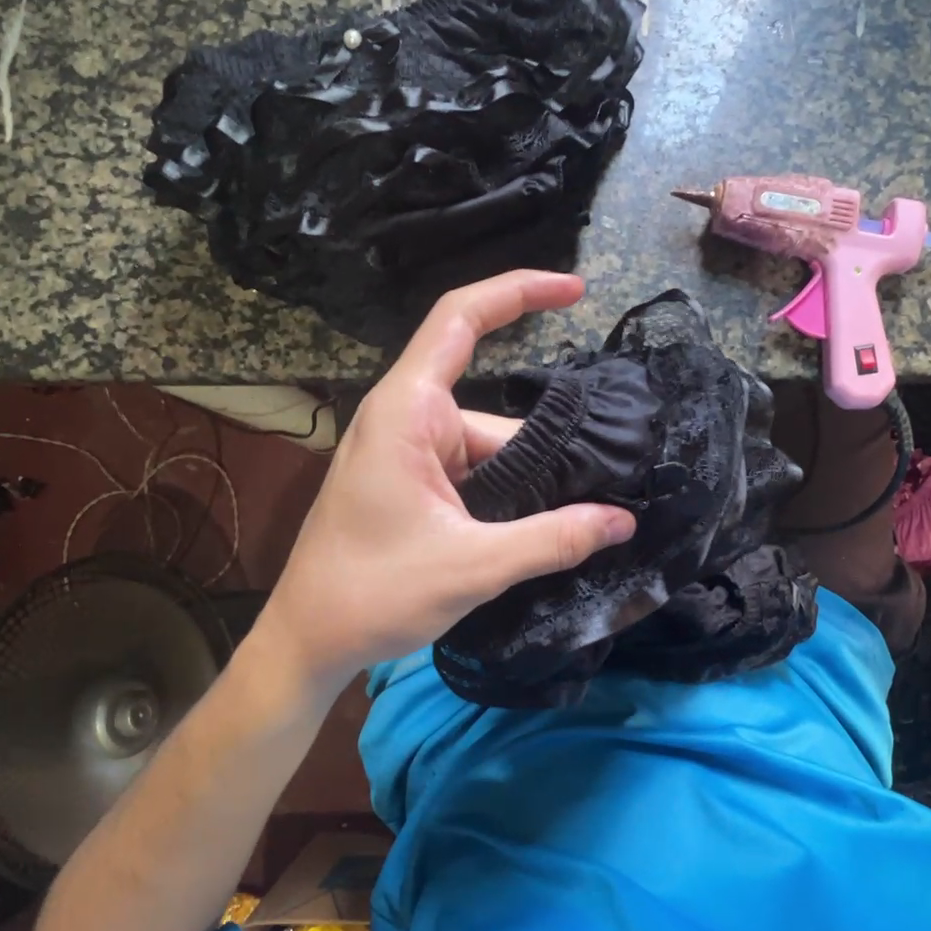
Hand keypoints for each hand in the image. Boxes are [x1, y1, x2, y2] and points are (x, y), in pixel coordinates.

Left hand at [259, 271, 636, 687]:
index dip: (518, 292)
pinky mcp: (409, 486)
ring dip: (526, 488)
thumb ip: (553, 539)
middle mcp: (406, 420)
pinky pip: (471, 476)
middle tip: (605, 497)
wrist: (308, 640)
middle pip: (494, 414)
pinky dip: (504, 500)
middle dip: (547, 453)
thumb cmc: (373, 593)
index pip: (460, 320)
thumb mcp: (473, 566)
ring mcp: (406, 455)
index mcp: (408, 412)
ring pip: (488, 452)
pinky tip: (537, 534)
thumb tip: (622, 521)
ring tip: (576, 529)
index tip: (576, 290)